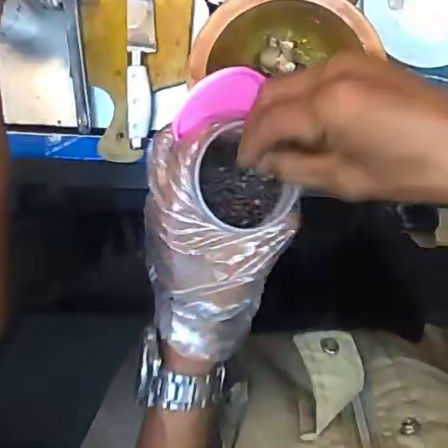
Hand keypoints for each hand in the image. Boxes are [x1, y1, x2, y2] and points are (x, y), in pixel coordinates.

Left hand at [144, 127, 298, 364]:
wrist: (192, 328)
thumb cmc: (220, 288)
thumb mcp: (255, 253)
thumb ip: (275, 221)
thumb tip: (292, 193)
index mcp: (178, 203)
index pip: (182, 148)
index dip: (204, 127)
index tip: (229, 119)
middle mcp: (160, 200)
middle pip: (163, 149)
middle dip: (187, 130)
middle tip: (219, 125)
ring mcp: (155, 211)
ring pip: (160, 164)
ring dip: (182, 147)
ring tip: (215, 142)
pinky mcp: (158, 222)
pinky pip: (164, 181)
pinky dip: (179, 166)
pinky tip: (205, 171)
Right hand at [239, 53, 447, 216]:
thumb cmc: (416, 172)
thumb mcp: (350, 180)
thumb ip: (297, 168)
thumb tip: (266, 164)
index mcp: (326, 103)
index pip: (268, 119)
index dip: (250, 144)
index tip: (243, 164)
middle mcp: (329, 71)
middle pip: (272, 91)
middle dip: (256, 121)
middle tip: (254, 151)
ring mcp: (347, 60)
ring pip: (291, 80)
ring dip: (277, 107)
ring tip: (277, 139)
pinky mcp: (363, 60)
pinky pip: (314, 76)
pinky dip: (300, 96)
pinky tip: (305, 121)